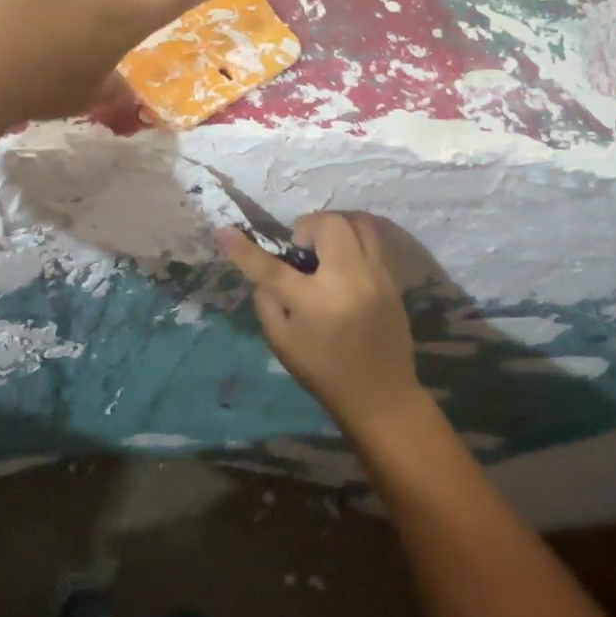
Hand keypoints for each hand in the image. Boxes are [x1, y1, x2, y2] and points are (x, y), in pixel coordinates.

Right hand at [217, 213, 423, 430]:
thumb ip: (267, 301)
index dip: (242, 248)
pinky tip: (342, 264)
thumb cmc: (323, 372)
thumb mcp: (281, 342)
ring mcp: (376, 276)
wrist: (381, 394)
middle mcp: (348, 279)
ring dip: (334, 227)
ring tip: (324, 250)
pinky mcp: (392, 280)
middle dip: (307, 227)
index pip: (271, 267)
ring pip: (359, 222)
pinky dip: (352, 241)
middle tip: (301, 252)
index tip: (223, 232)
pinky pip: (373, 242)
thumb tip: (265, 272)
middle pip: (329, 224)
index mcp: (314, 301)